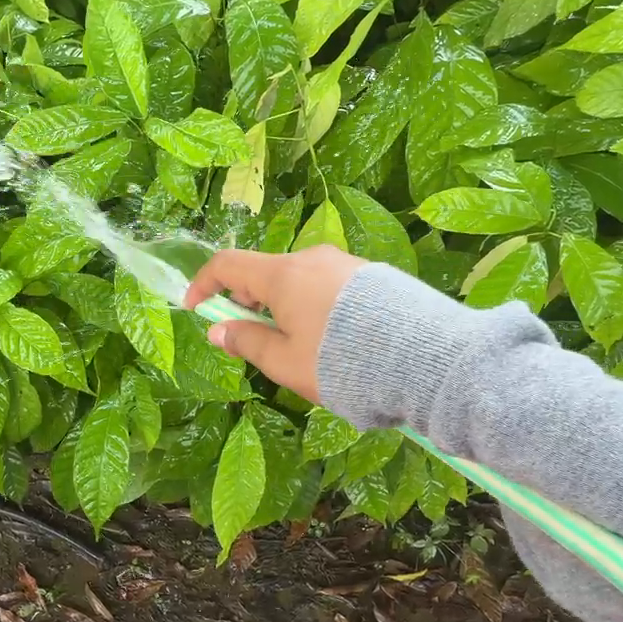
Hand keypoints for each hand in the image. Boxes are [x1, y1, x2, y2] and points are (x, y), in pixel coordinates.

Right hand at [182, 245, 369, 403]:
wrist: (427, 359)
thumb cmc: (341, 362)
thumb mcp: (284, 362)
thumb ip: (247, 342)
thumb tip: (218, 330)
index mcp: (283, 276)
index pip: (227, 265)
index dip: (204, 284)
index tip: (195, 308)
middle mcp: (312, 259)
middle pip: (265, 272)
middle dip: (248, 301)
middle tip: (253, 338)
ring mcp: (346, 264)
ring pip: (298, 279)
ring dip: (283, 305)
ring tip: (299, 345)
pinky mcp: (374, 275)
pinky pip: (328, 285)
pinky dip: (313, 305)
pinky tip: (333, 338)